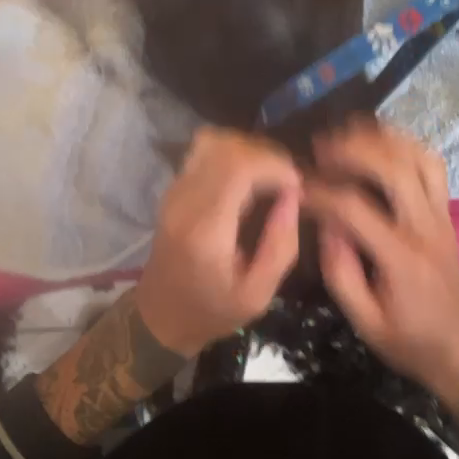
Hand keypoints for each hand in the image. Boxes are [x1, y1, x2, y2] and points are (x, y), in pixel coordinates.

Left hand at [133, 128, 302, 356]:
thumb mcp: (258, 296)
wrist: (161, 317)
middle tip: (288, 180)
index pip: (237, 167)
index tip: (297, 184)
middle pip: (225, 146)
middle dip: (265, 154)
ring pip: (212, 142)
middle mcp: (185, 201)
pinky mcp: (174, 188)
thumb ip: (280, 246)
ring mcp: (175, 191)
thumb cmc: (212, 312)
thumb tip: (294, 196)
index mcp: (205, 230)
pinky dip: (233, 154)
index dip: (273, 164)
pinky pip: (204, 153)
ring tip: (270, 176)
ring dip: (248, 150)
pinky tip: (250, 180)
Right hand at [302, 121, 458, 408]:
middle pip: (394, 169)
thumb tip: (326, 224)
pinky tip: (379, 143)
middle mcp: (426, 228)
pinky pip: (432, 166)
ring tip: (349, 134)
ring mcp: (441, 216)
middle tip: (320, 148)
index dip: (321, 193)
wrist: (458, 351)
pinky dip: (406, 145)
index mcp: (401, 259)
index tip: (296, 189)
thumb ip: (340, 271)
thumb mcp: (363, 321)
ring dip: (383, 139)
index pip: (356, 208)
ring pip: (420, 158)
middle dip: (353, 151)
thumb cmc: (406, 339)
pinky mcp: (446, 212)